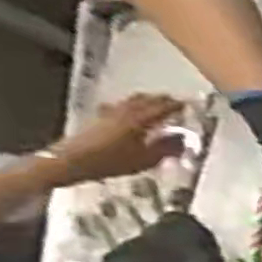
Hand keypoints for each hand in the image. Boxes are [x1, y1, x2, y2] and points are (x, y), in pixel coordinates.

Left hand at [44, 94, 183, 184]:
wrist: (74, 160)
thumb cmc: (114, 161)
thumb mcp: (148, 159)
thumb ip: (167, 148)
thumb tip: (183, 138)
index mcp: (138, 121)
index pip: (160, 110)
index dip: (174, 107)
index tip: (186, 104)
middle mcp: (123, 113)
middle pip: (143, 101)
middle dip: (158, 99)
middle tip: (171, 100)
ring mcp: (109, 114)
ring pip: (129, 101)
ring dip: (143, 100)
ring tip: (153, 100)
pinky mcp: (99, 119)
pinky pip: (117, 106)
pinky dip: (127, 104)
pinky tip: (126, 107)